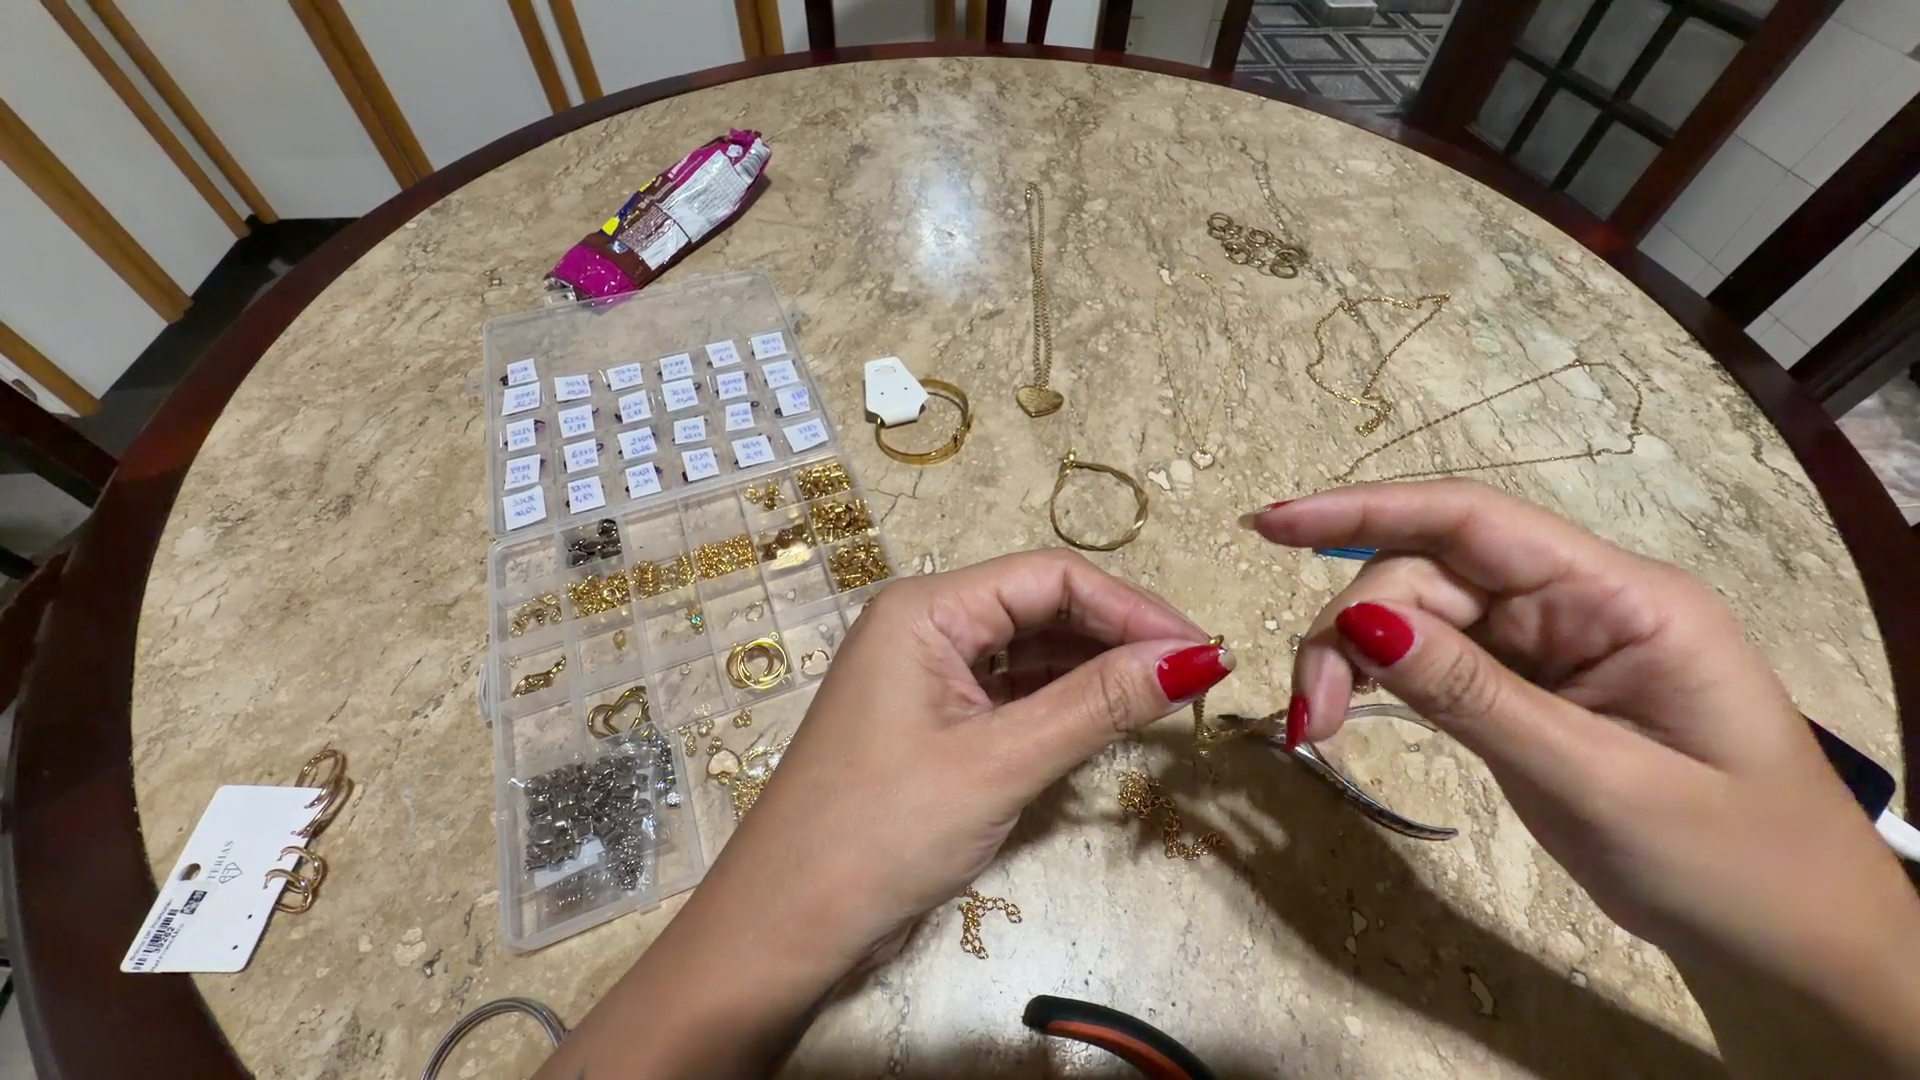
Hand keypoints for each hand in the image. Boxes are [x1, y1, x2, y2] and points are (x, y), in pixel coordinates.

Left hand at [719, 548, 1230, 971]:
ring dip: (1094, 672)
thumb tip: (1197, 657)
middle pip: (1041, 609)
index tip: (1203, 648)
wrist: (785, 926)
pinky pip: (1011, 694)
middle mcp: (926, 625)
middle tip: (1194, 678)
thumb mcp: (1000, 762)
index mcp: (927, 608)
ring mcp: (928, 674)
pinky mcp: (934, 720)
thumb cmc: (883, 831)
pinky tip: (1106, 720)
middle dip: (1117, 638)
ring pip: (1030, 653)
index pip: (1049, 578)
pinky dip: (1060, 705)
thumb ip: (1099, 704)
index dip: (1132, 606)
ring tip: (1164, 699)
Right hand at [1246, 480, 1919, 1075]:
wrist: (1786, 945)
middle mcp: (1567, 601)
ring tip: (1320, 724)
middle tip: (1311, 711)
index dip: (1362, 511)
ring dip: (1350, 660)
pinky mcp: (1510, 681)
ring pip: (1408, 618)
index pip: (1470, 522)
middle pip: (1422, 578)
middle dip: (1348, 631)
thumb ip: (1470, 694)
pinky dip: (1373, 679)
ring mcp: (1536, 642)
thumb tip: (1357, 619)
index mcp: (1616, 597)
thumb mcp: (1593, 778)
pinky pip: (1421, 659)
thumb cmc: (1728, 863)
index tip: (1273, 525)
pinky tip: (1344, 710)